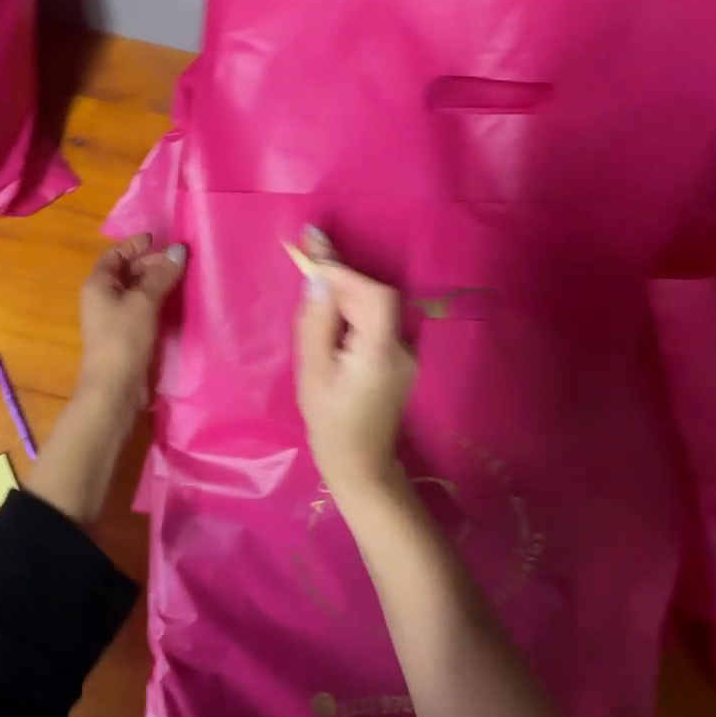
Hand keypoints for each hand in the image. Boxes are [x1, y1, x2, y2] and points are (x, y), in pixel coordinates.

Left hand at [78, 233, 186, 401]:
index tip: (159, 240)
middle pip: (126, 271)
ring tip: (183, 278)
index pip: (114, 254)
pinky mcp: (126, 336)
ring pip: (135, 292)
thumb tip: (178, 249)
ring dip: (157, 284)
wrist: (115, 388)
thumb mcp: (144, 302)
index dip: (135, 245)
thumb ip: (161, 275)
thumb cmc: (124, 338)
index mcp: (98, 284)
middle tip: (179, 261)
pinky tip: (176, 303)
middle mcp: (102, 298)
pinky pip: (141, 310)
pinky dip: (157, 302)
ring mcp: (113, 318)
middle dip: (150, 264)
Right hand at [294, 227, 418, 491]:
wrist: (360, 464)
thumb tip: (319, 280)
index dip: (345, 272)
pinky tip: (333, 319)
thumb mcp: (313, 373)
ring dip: (348, 294)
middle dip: (343, 279)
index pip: (374, 295)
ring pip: (378, 309)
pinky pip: (377, 323)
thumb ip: (316, 324)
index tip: (313, 252)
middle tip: (309, 258)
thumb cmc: (329, 422)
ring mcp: (406, 355)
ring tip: (315, 289)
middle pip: (377, 298)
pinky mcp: (400, 361)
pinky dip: (355, 312)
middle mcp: (402, 347)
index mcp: (381, 352)